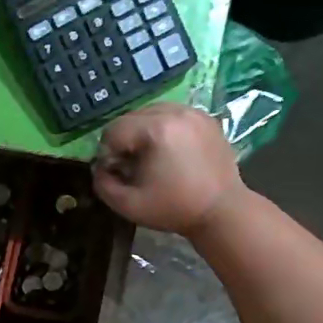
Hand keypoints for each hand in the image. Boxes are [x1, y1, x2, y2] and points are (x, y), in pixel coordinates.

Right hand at [93, 103, 245, 234]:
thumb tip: (100, 168)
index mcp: (156, 129)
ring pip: (152, 113)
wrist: (222, 211)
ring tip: (152, 159)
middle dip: (126, 141)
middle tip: (134, 167)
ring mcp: (194, 112)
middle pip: (132, 117)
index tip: (119, 174)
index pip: (113, 130)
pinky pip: (173, 115)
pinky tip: (171, 153)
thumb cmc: (175, 209)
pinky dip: (165, 129)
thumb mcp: (129, 205)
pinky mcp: (206, 118)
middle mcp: (175, 111)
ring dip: (144, 133)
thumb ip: (103, 185)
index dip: (108, 153)